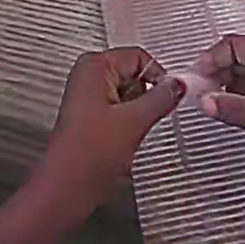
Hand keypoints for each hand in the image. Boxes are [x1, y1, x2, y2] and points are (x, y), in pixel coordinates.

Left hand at [38, 48, 182, 202]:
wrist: (67, 187)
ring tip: (130, 131)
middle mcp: (89, 73)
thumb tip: (177, 84)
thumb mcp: (134, 121)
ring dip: (137, 112)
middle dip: (146, 97)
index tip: (170, 96)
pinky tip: (123, 139)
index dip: (157, 76)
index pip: (138, 56)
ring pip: (129, 93)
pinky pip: (120, 108)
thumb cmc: (89, 152)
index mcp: (95, 64)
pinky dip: (128, 121)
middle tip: (144, 119)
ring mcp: (88, 93)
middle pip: (134, 74)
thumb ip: (160, 99)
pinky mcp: (91, 113)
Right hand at [191, 35, 244, 195]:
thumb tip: (205, 99)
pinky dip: (243, 101)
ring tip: (214, 106)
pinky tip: (235, 114)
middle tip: (199, 93)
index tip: (194, 77)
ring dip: (229, 89)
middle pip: (240, 58)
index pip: (235, 45)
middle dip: (218, 74)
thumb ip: (235, 108)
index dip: (211, 59)